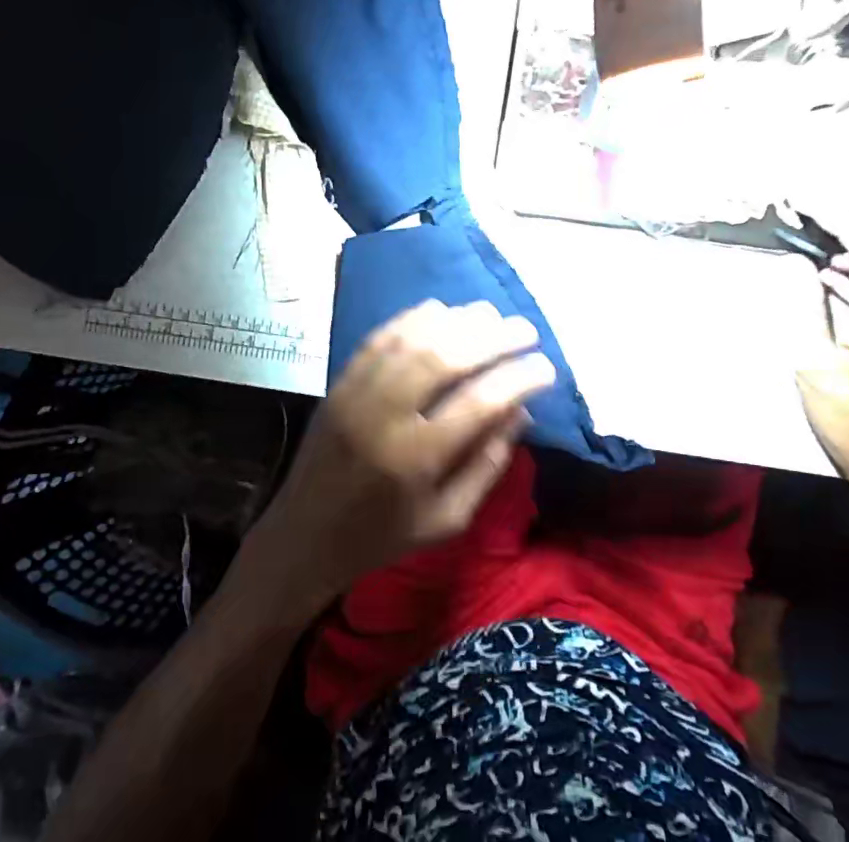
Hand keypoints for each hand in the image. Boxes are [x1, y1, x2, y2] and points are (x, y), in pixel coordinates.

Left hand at [249, 300, 556, 603]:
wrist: (302, 538)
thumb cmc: (383, 536)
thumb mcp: (447, 519)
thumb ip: (487, 464)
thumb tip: (521, 412)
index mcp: (416, 459)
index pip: (479, 403)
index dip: (518, 379)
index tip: (546, 367)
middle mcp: (385, 417)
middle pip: (446, 359)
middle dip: (493, 338)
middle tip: (526, 329)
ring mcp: (356, 395)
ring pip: (413, 340)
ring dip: (457, 321)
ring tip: (491, 314)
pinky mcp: (339, 384)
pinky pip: (379, 339)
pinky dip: (412, 319)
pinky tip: (441, 310)